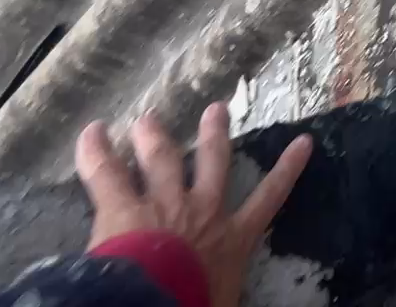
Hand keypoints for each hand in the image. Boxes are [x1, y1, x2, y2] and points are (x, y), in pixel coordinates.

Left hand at [75, 103, 313, 306]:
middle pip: (212, 162)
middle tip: (215, 109)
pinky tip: (92, 132)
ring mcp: (163, 204)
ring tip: (149, 118)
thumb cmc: (195, 303)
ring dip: (156, 137)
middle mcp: (203, 210)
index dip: (288, 169)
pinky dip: (97, 152)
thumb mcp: (225, 298)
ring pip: (162, 160)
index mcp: (232, 237)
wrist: (152, 303)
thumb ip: (230, 287)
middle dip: (215, 134)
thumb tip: (235, 296)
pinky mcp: (121, 210)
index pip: (270, 196)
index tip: (304, 142)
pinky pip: (107, 175)